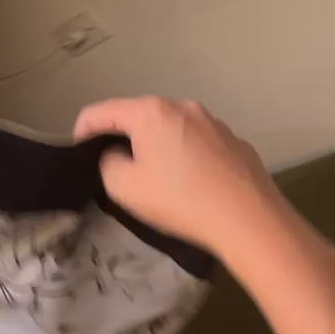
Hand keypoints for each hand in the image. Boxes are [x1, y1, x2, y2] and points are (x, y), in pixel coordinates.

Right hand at [76, 97, 290, 262]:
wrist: (255, 227)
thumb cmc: (181, 201)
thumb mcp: (122, 185)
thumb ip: (106, 161)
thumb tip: (118, 155)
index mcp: (150, 112)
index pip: (99, 112)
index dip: (81, 131)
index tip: (79, 154)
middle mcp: (183, 107)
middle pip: (136, 116)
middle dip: (120, 135)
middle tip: (115, 164)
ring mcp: (215, 124)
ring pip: (169, 127)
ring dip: (155, 143)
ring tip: (157, 174)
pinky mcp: (238, 143)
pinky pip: (198, 142)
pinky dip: (186, 154)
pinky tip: (192, 182)